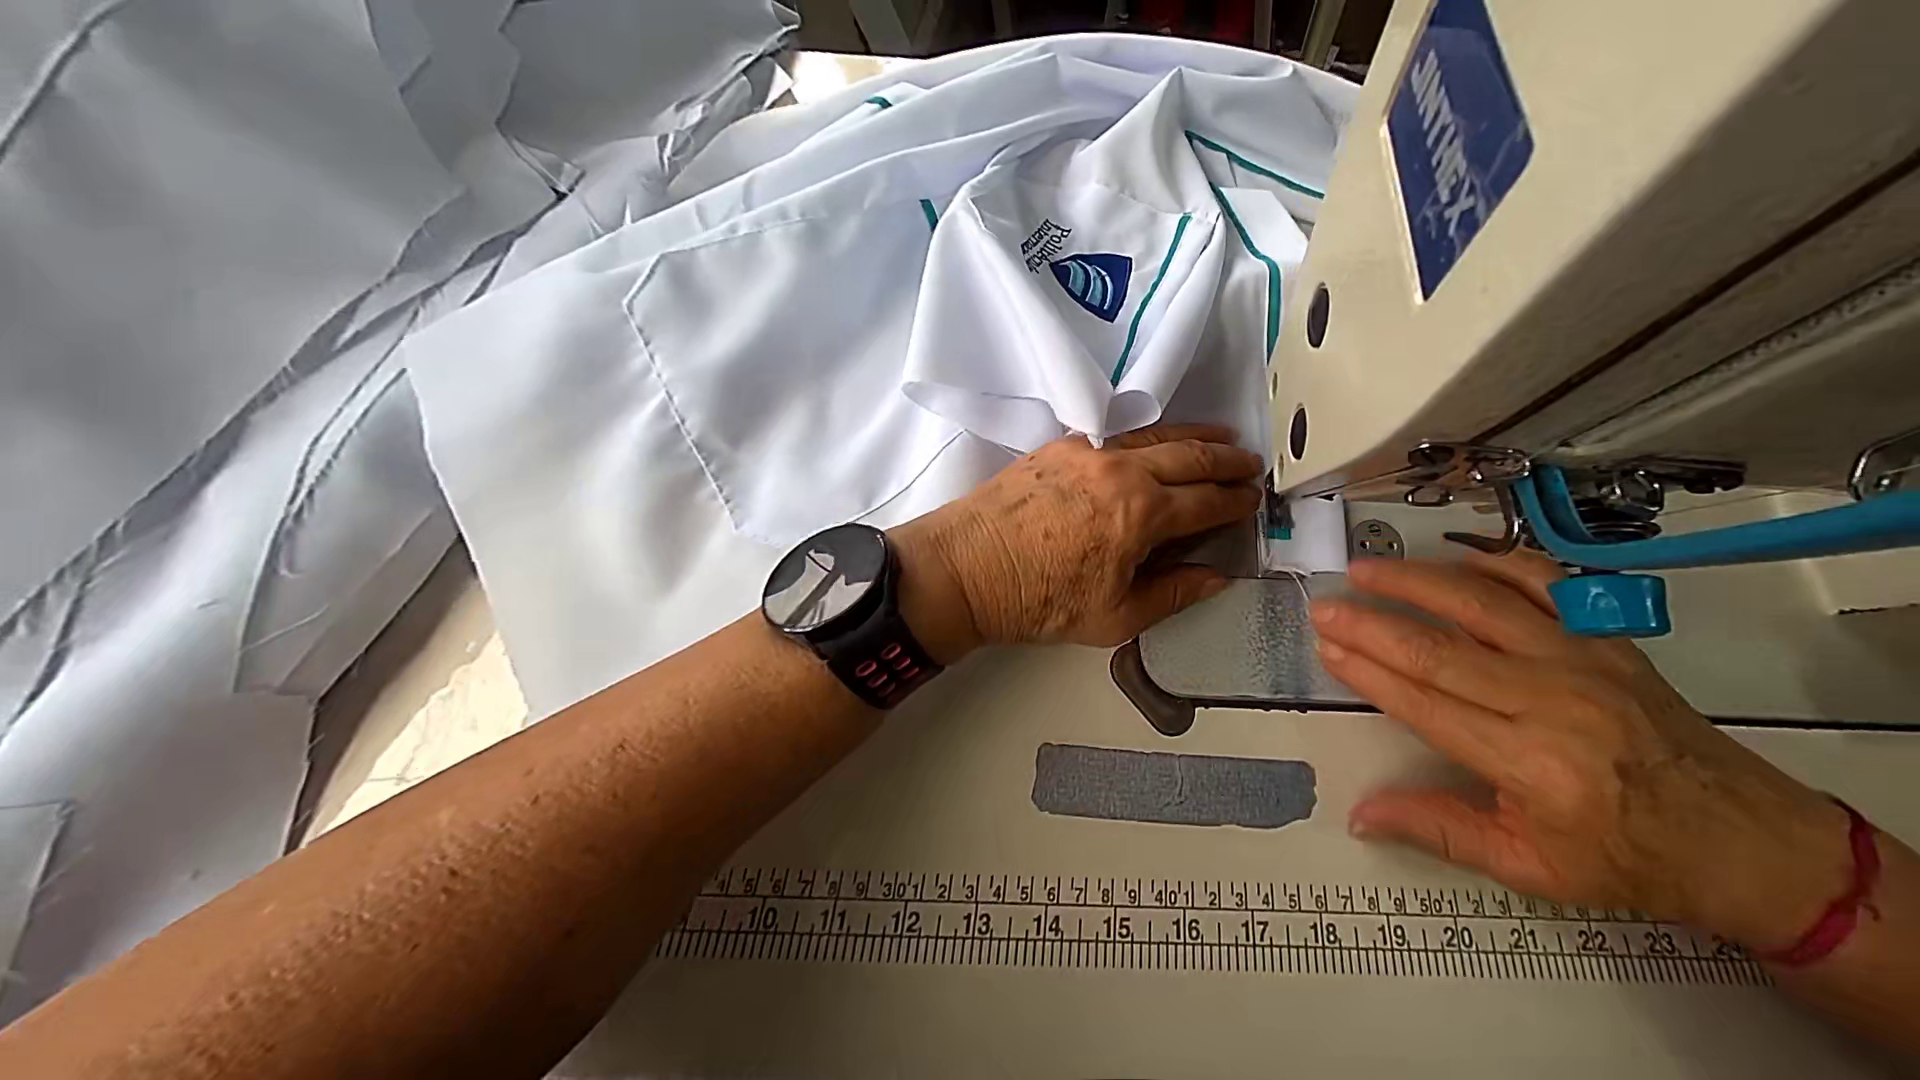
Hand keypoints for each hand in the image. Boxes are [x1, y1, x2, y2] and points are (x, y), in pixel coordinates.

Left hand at [890, 424, 1261, 659]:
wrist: (964, 570)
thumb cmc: (1038, 602)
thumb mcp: (1114, 616)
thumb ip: (1173, 594)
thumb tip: (1216, 578)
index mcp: (1141, 514)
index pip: (1206, 501)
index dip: (1235, 502)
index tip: (1252, 501)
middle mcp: (1121, 471)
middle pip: (1189, 456)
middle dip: (1226, 459)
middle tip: (1249, 463)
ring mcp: (1087, 452)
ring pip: (1155, 435)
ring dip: (1194, 436)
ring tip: (1220, 437)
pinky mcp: (1059, 447)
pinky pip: (1117, 434)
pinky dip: (1149, 436)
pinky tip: (1155, 442)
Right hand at [1312, 551, 1852, 950]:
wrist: (1754, 844)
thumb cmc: (1630, 860)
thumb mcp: (1530, 869)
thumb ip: (1438, 830)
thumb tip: (1357, 814)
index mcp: (1531, 764)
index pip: (1425, 703)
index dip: (1369, 672)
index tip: (1326, 647)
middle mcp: (1555, 703)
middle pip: (1440, 650)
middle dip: (1371, 624)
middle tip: (1323, 606)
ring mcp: (1587, 664)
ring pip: (1483, 606)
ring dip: (1416, 582)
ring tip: (1365, 569)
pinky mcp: (1610, 644)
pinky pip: (1548, 588)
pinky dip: (1497, 565)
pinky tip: (1455, 560)